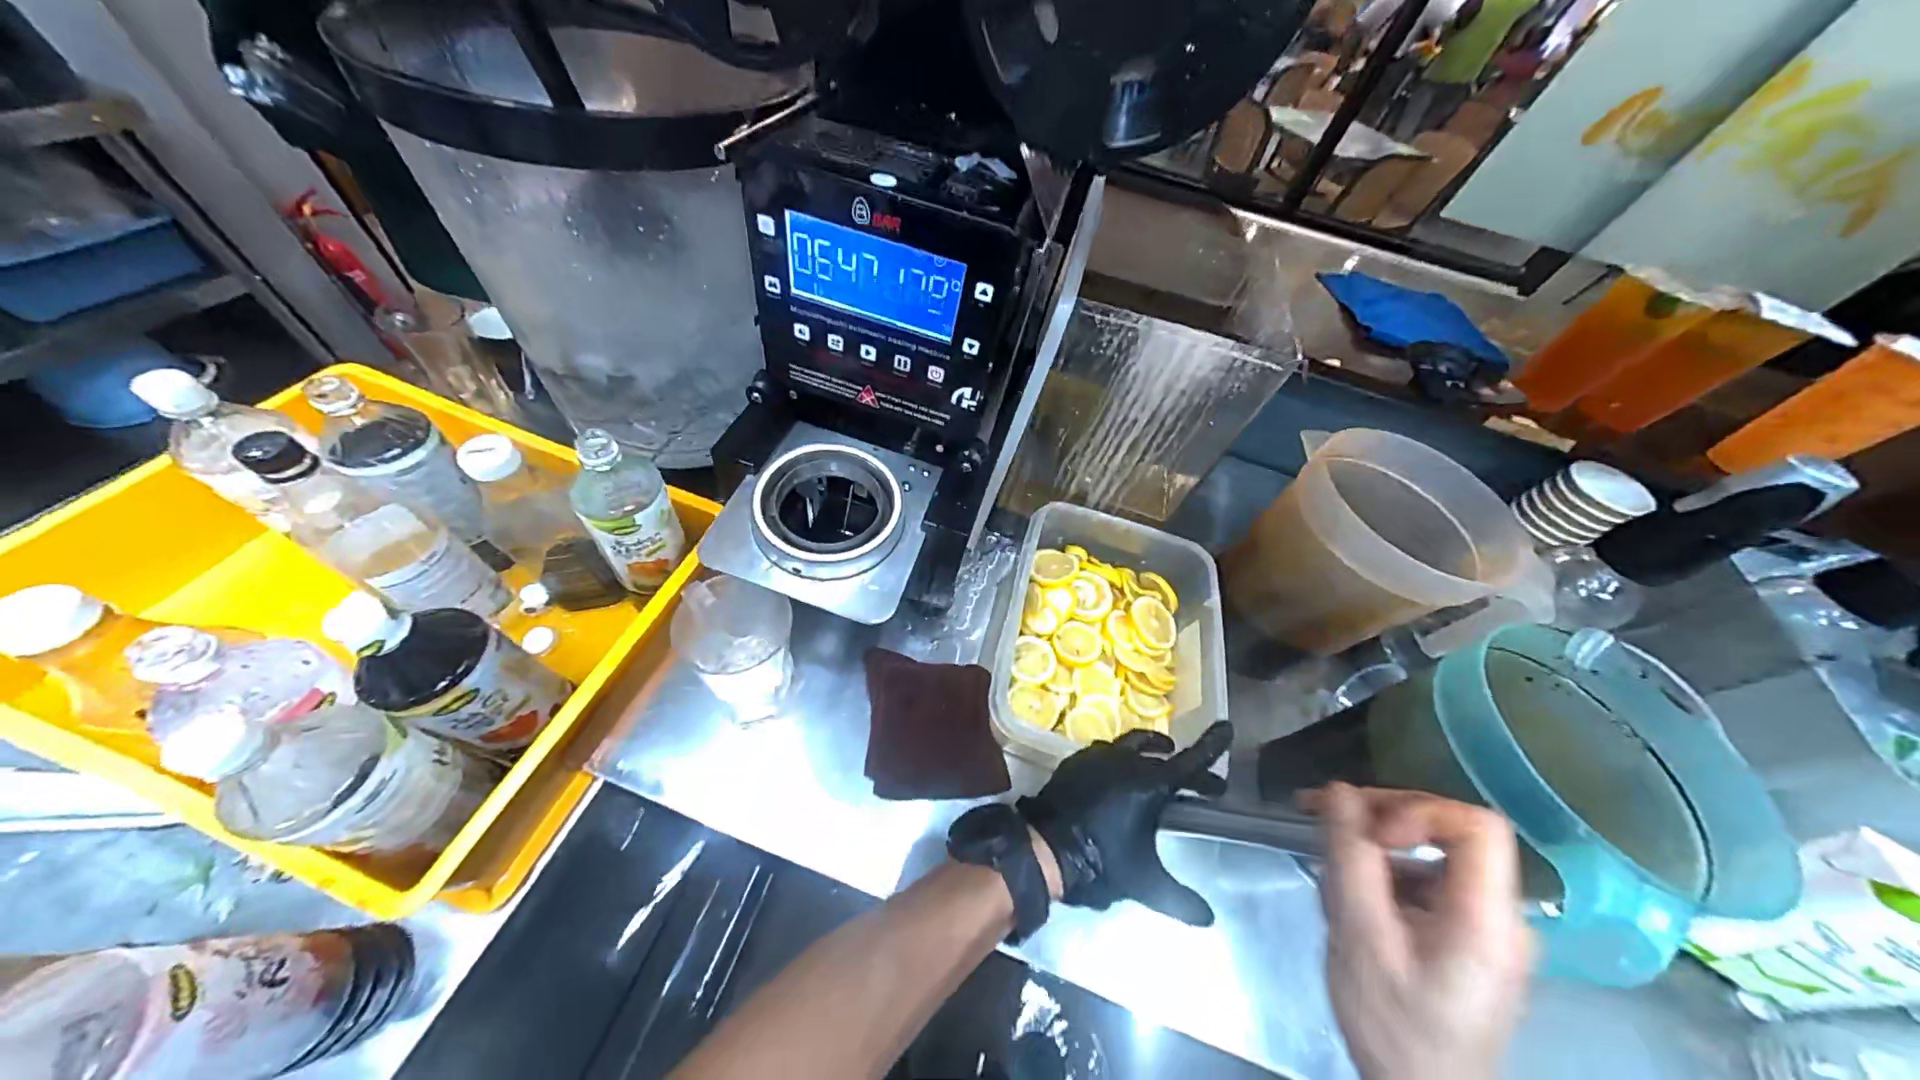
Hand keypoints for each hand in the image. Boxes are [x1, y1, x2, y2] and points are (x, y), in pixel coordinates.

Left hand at [1017, 721, 1231, 925]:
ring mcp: (1097, 759)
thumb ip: (1179, 899)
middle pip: (1165, 757)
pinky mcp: (1075, 763)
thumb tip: (1207, 918)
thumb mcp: (1145, 883)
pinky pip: (1105, 752)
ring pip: (1132, 746)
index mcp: (1148, 784)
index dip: (1212, 746)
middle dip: (1189, 768)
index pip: (1190, 762)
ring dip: (1152, 752)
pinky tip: (1122, 773)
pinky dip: (1121, 759)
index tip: (1226, 727)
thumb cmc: (1100, 861)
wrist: (1044, 849)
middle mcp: (1125, 763)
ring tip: (1163, 759)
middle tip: (1206, 784)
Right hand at [1303, 783, 1534, 1079]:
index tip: (1369, 830)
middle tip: (1325, 824)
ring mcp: (1485, 930)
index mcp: (1487, 918)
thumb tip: (1339, 792)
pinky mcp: (1465, 941)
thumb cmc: (1392, 1026)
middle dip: (1381, 823)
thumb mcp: (1359, 937)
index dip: (1417, 810)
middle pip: (1449, 834)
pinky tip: (1350, 902)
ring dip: (1374, 854)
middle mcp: (1500, 917)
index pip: (1475, 825)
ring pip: (1430, 858)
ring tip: (1331, 879)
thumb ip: (1350, 858)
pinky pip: (1425, 885)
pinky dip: (1384, 880)